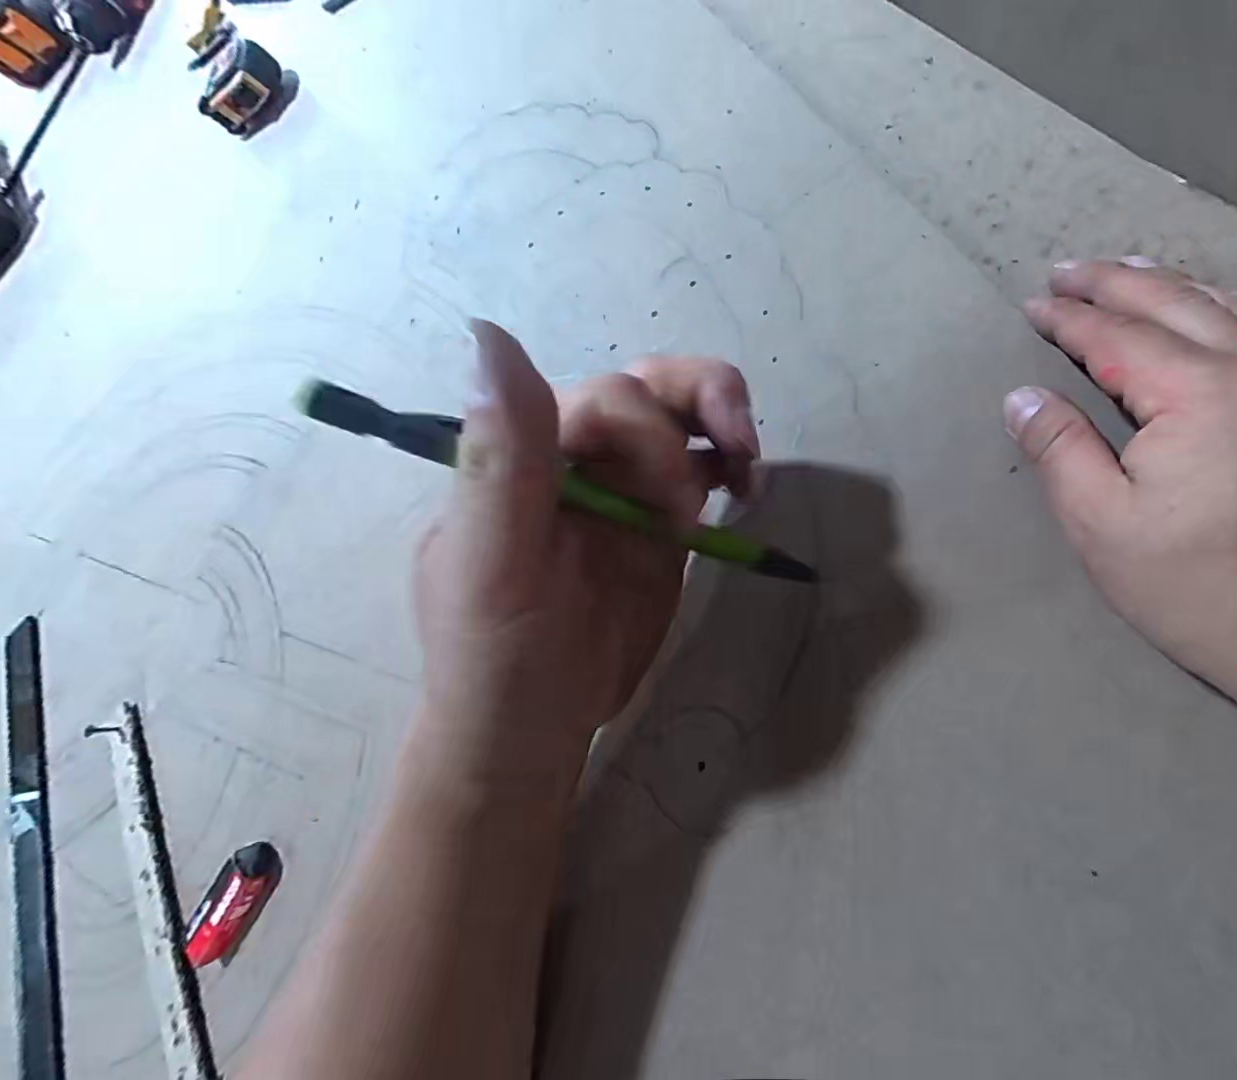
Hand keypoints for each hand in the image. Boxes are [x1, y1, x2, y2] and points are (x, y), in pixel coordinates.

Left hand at [412, 320, 760, 785]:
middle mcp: (578, 456)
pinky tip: (744, 488)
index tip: (681, 503)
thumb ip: (500, 460)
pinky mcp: (660, 519)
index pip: (607, 400)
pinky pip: (703, 466)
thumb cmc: (498, 655)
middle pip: (651, 386)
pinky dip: (731, 464)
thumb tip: (491, 335)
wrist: (535, 721)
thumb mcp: (491, 566)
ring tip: (746, 472)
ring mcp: (625, 487)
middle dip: (706, 403)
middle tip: (742, 445)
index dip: (655, 433)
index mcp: (528, 454)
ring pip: (683, 417)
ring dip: (725, 427)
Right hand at [1007, 261, 1236, 723]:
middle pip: (1177, 302)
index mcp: (1199, 392)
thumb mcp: (1108, 534)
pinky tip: (1230, 321)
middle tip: (1072, 269)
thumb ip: (1061, 455)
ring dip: (1180, 285)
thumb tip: (1022, 396)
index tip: (1034, 302)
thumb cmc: (1215, 598)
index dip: (1069, 317)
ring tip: (1141, 273)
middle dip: (1116, 281)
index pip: (1117, 335)